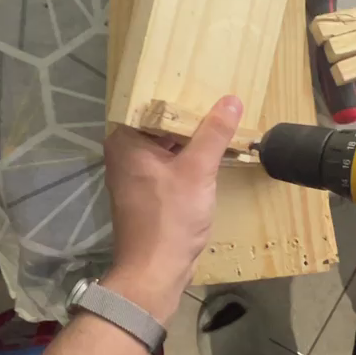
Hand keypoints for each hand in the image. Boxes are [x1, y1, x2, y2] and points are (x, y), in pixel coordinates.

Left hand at [103, 96, 242, 320]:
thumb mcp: (197, 170)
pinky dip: (189, 158)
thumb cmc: (170, 218)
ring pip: (167, 145)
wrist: (155, 272)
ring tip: (223, 122)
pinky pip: (170, 164)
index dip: (180, 93)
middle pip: (161, 123)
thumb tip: (231, 100)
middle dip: (191, 116)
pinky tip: (213, 153)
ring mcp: (134, 174)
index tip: (208, 82)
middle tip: (223, 99)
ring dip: (193, 139)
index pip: (152, 103)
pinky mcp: (147, 192)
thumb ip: (213, 133)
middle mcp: (124, 152)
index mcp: (125, 140)